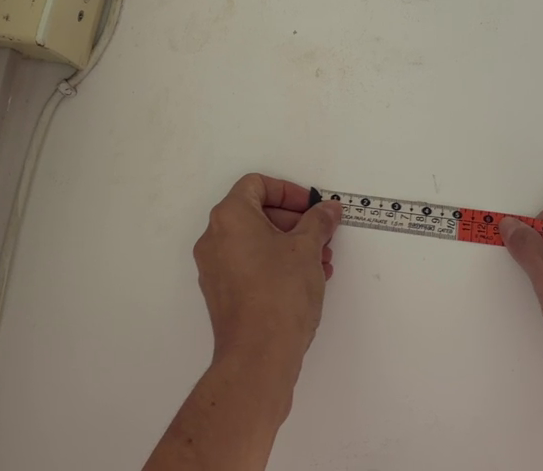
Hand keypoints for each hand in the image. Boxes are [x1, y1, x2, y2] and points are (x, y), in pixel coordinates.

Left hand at [192, 173, 341, 369]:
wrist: (258, 358)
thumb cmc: (280, 293)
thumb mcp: (308, 249)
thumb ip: (318, 222)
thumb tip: (327, 210)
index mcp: (230, 217)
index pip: (257, 184)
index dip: (288, 191)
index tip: (311, 208)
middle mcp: (214, 239)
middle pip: (256, 212)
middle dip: (294, 221)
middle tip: (321, 234)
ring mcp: (215, 269)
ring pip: (255, 242)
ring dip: (289, 245)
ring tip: (321, 260)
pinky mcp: (222, 295)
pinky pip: (250, 265)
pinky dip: (276, 264)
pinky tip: (306, 280)